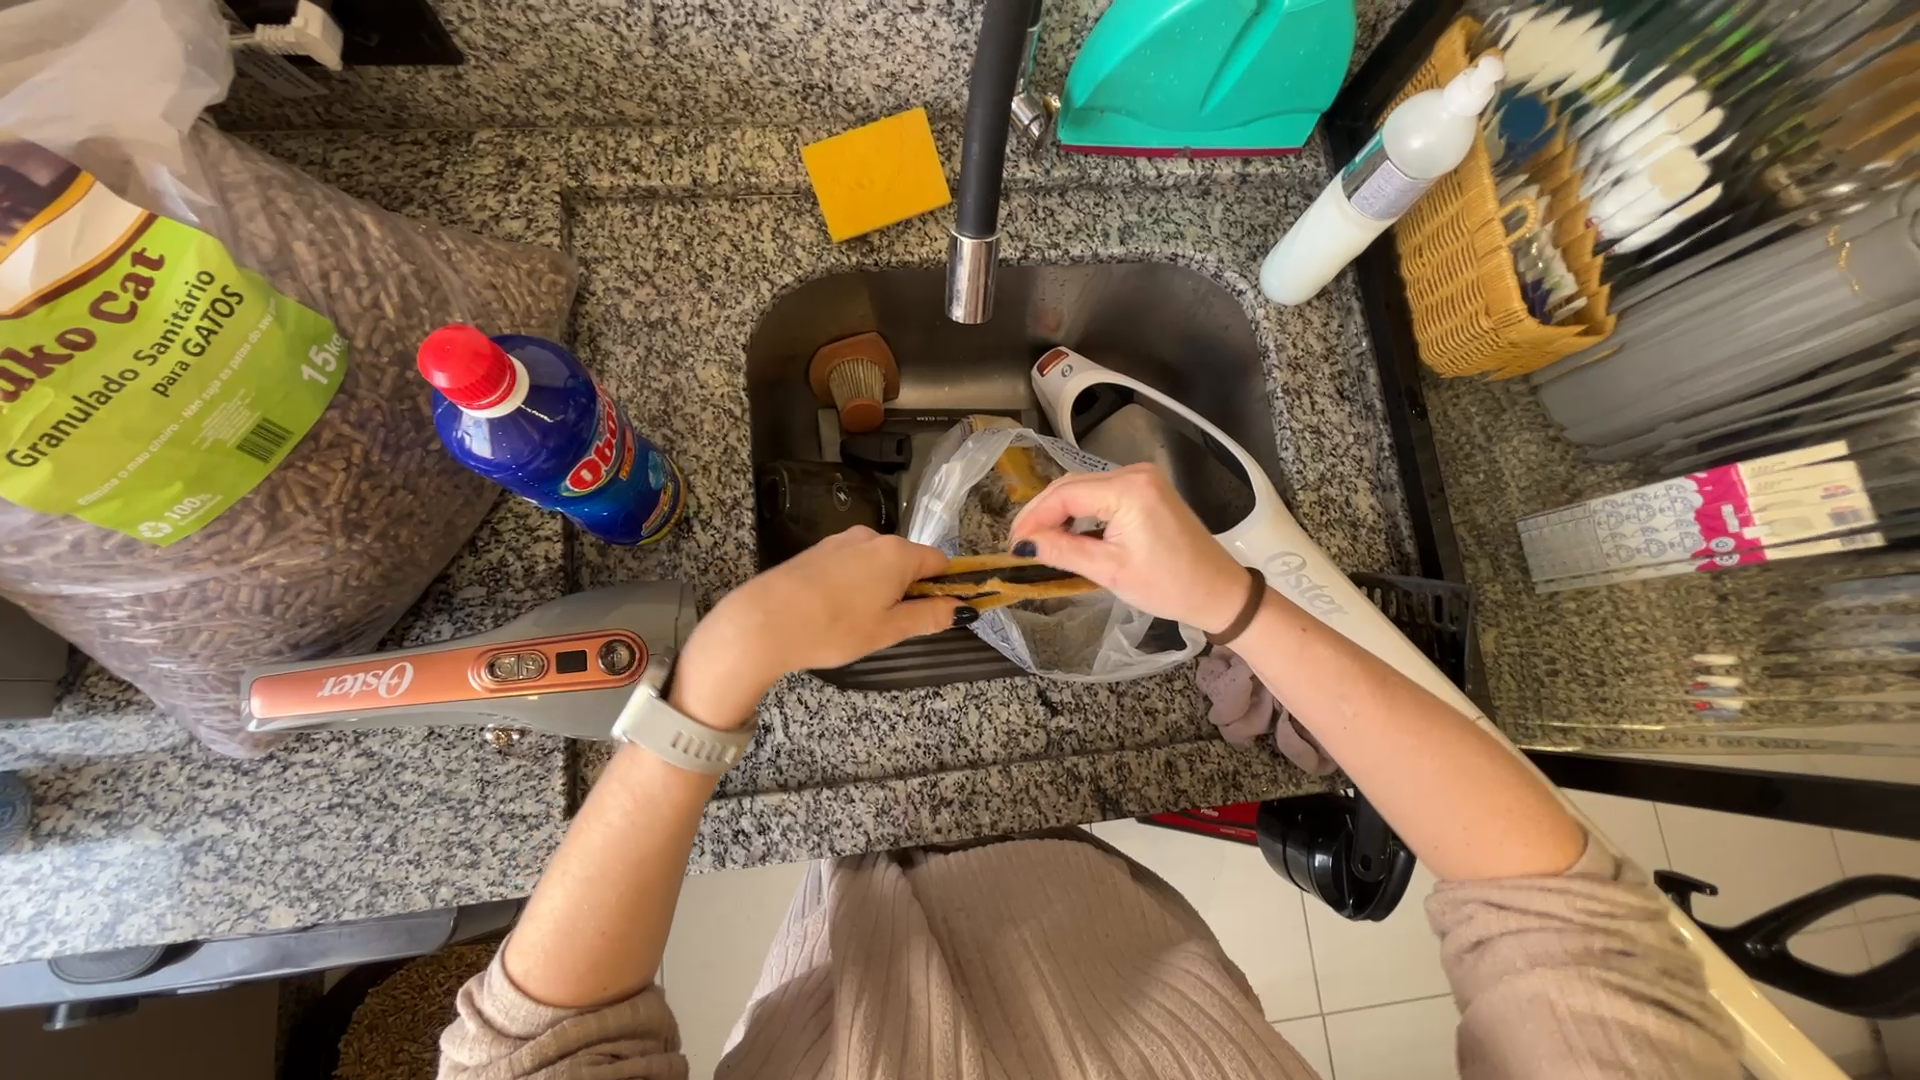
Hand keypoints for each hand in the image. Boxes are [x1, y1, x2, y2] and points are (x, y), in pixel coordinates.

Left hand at [669, 527, 961, 729]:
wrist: (764, 622)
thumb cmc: (834, 628)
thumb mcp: (888, 630)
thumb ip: (929, 616)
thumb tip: (964, 608)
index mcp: (896, 553)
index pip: (938, 561)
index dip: (943, 587)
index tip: (935, 614)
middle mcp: (871, 537)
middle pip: (907, 560)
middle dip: (909, 589)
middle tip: (892, 626)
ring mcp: (842, 541)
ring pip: (878, 563)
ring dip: (881, 587)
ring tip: (859, 623)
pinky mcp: (818, 550)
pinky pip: (852, 564)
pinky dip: (856, 584)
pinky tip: (836, 610)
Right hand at [1008, 464, 1248, 632]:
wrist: (1218, 591)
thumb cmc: (1168, 586)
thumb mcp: (1109, 571)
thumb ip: (1062, 551)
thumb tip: (1022, 545)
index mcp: (1128, 490)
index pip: (1064, 495)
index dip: (1033, 518)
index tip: (1012, 544)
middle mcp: (1135, 473)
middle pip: (1071, 486)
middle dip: (1041, 514)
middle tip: (1019, 544)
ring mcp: (1143, 478)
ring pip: (1083, 489)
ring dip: (1058, 513)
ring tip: (1037, 541)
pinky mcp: (1146, 489)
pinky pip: (1100, 494)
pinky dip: (1079, 512)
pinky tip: (1066, 533)